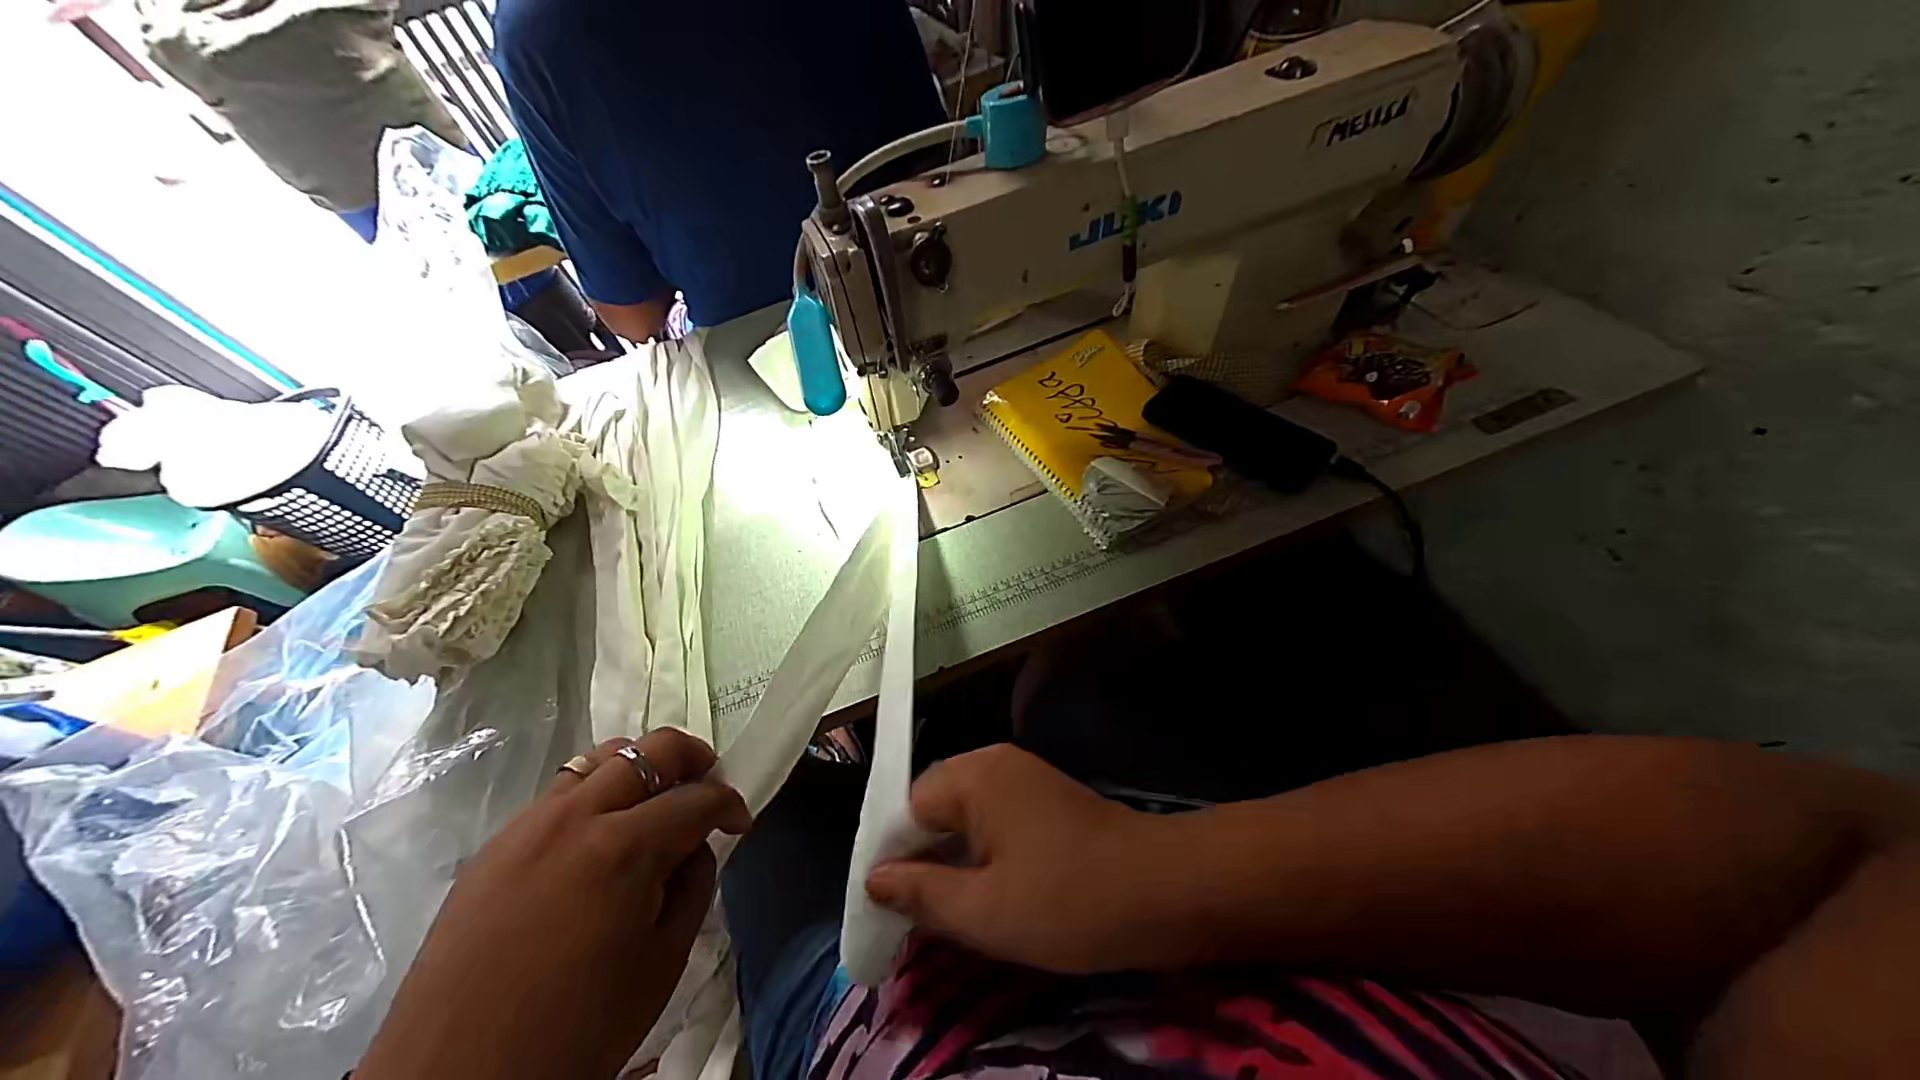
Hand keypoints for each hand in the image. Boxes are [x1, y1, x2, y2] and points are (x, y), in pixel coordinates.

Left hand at [357, 730, 751, 1079]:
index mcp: (624, 848)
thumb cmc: (576, 1030)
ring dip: (641, 766)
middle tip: (708, 785)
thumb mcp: (662, 963)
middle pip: (651, 750)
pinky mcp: (495, 844)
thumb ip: (693, 887)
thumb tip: (696, 846)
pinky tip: (598, 833)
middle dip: (693, 758)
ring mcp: (529, 825)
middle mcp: (576, 817)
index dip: (730, 805)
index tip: (740, 823)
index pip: (697, 799)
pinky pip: (559, 792)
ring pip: (600, 758)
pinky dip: (594, 792)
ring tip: (655, 798)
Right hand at [863, 744, 1185, 973]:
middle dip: (920, 860)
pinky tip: (983, 894)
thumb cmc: (1067, 901)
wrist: (1163, 893)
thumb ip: (920, 894)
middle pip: (934, 807)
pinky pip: (994, 822)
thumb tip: (874, 880)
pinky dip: (981, 856)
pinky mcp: (1046, 800)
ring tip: (944, 912)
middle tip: (912, 915)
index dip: (891, 857)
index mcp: (974, 776)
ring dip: (951, 861)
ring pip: (965, 818)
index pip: (906, 806)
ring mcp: (1024, 778)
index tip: (884, 906)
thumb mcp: (983, 911)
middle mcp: (995, 763)